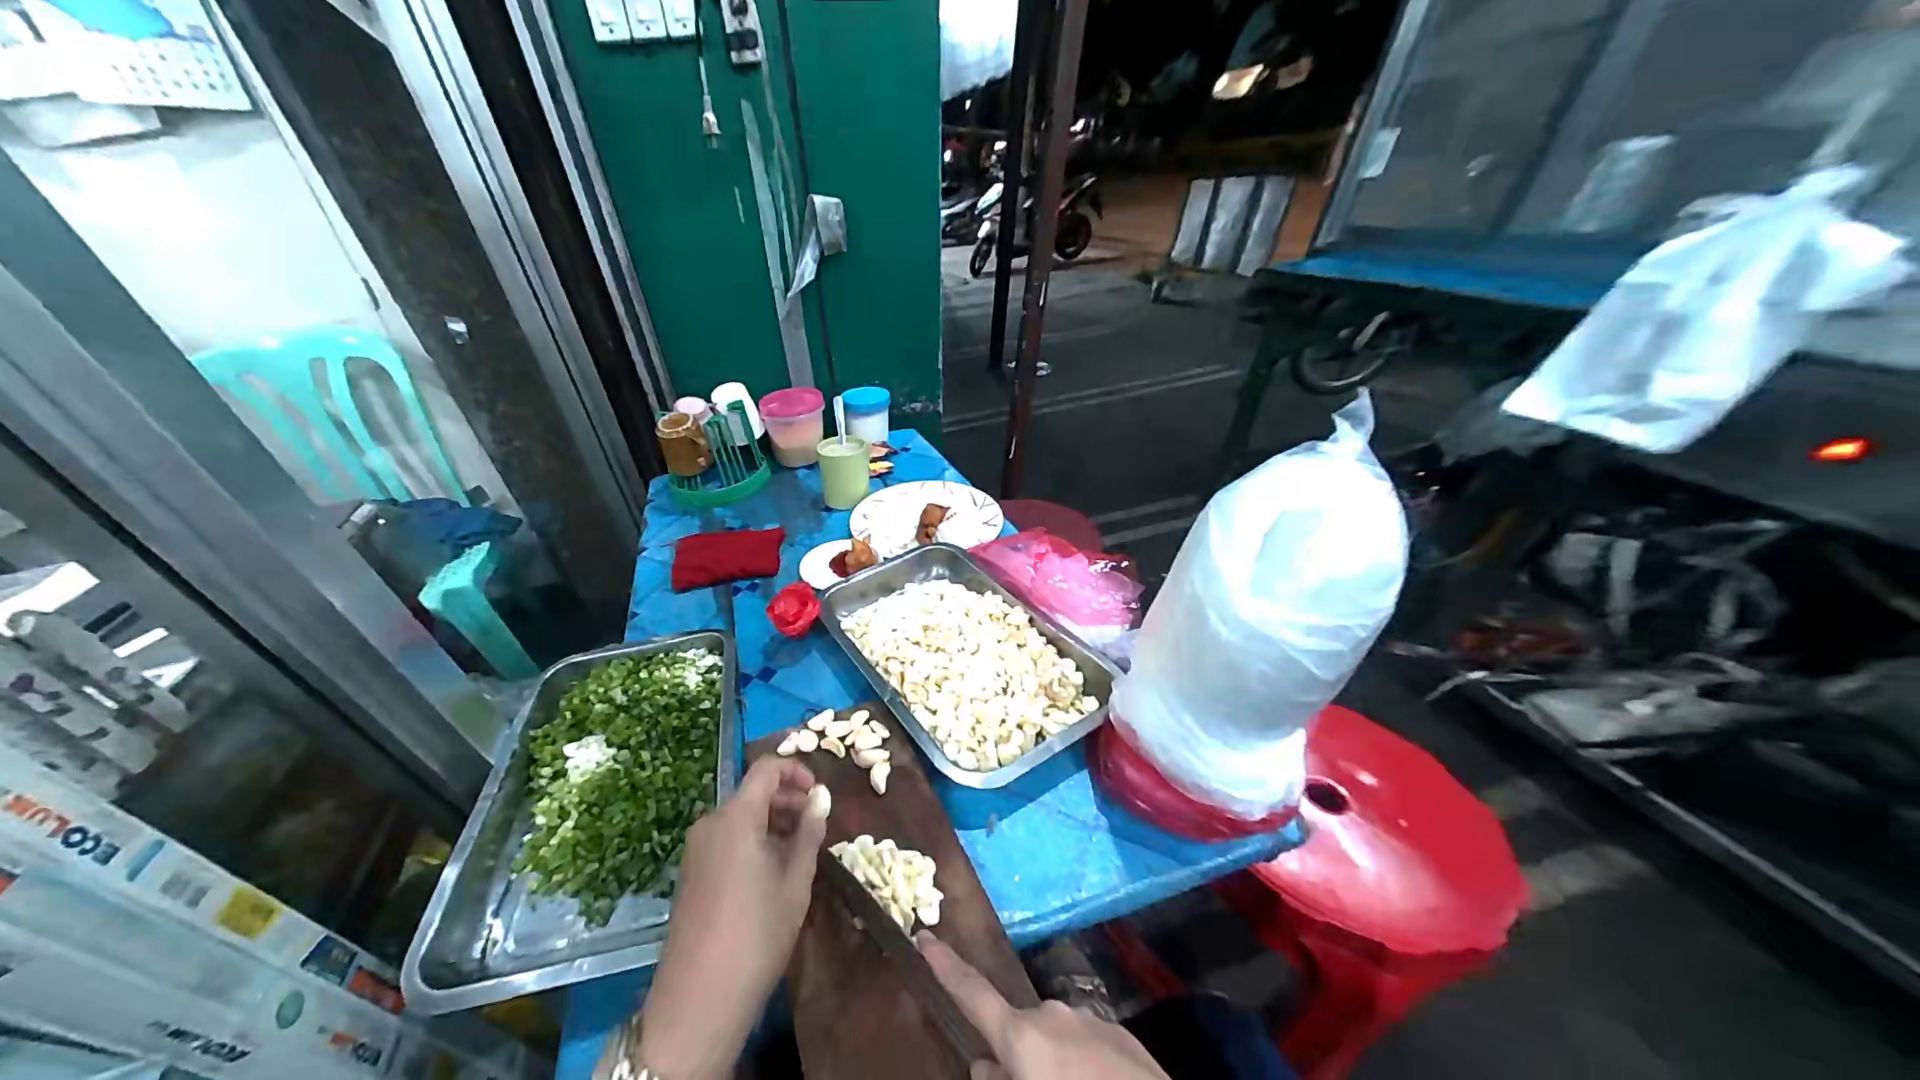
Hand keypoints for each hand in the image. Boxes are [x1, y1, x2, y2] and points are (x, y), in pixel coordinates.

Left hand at [637, 755, 827, 1079]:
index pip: (766, 769)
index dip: (797, 770)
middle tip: (817, 826)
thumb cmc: (757, 932)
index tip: (820, 793)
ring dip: (773, 822)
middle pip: (753, 793)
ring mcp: (696, 849)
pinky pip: (727, 839)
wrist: (698, 999)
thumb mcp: (795, 880)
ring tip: (801, 852)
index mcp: (736, 817)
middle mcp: (710, 823)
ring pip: (741, 817)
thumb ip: (809, 831)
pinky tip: (772, 872)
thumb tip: (821, 796)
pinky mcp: (691, 872)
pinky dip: (753, 840)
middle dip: (788, 800)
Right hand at [918, 931, 1170, 1079]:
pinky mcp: (1116, 1030)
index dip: (945, 966)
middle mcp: (1050, 1013)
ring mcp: (1086, 1017)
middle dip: (1014, 1056)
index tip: (924, 935)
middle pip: (1015, 1030)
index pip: (972, 993)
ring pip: (1051, 1038)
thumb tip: (984, 1065)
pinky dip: (1078, 1063)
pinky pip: (1082, 1042)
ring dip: (1050, 1063)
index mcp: (1022, 1035)